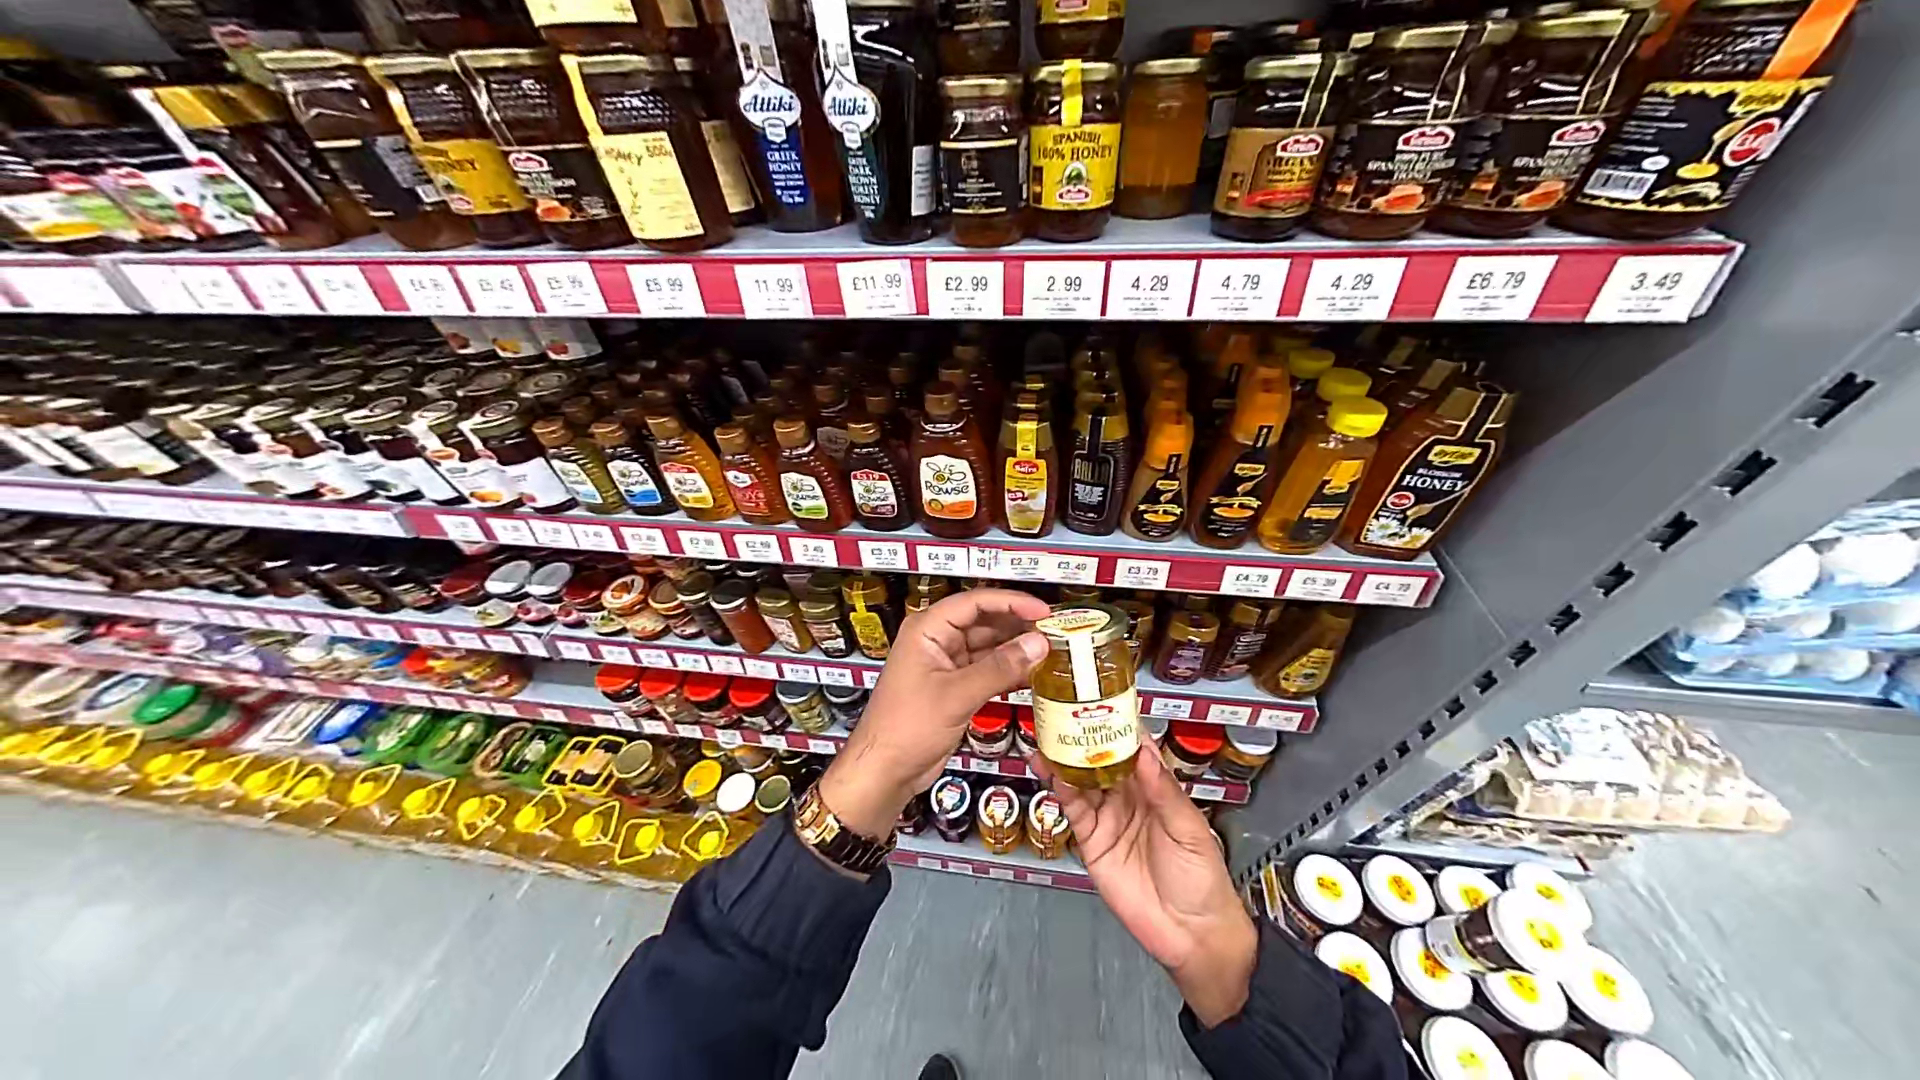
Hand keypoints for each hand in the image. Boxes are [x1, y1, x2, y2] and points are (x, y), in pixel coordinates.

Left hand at [817, 588, 1049, 838]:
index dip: (1011, 602)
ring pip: (988, 645)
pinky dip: (1007, 670)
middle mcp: (937, 640)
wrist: (885, 770)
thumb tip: (1037, 643)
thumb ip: (1000, 667)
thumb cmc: (906, 727)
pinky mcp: (954, 685)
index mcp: (928, 629)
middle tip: (1054, 632)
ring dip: (1015, 648)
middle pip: (984, 620)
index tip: (1043, 611)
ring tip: (1050, 650)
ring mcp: (946, 663)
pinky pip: (986, 668)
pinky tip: (1032, 673)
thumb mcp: (957, 694)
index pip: (975, 602)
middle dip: (1018, 624)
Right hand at [1031, 735, 1257, 1027]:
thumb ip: (1163, 791)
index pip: (1133, 746)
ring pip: (1080, 779)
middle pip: (1100, 758)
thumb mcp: (1189, 829)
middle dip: (1082, 736)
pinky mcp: (1090, 839)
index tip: (1100, 702)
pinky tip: (1048, 770)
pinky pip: (1072, 808)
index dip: (1117, 724)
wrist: (1190, 935)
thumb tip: (1143, 751)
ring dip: (1063, 757)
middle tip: (1062, 713)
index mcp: (1156, 786)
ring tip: (1046, 735)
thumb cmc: (1201, 879)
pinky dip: (1059, 787)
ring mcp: (1107, 816)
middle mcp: (1128, 795)